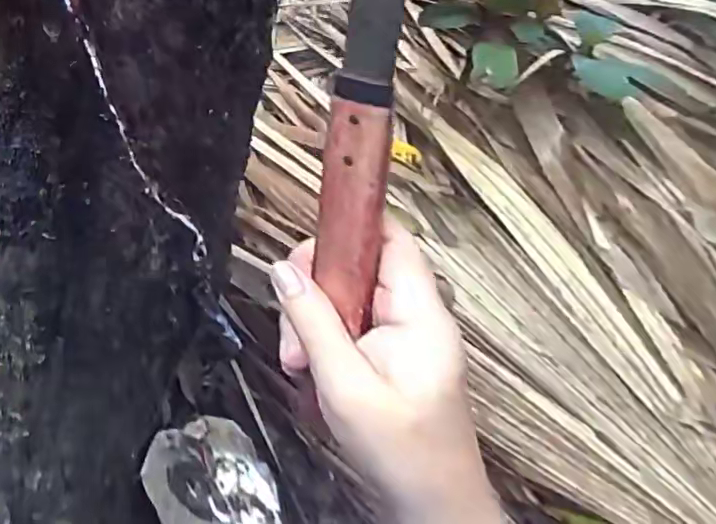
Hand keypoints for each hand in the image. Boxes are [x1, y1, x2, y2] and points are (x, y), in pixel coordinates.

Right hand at [271, 220, 499, 523]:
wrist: (433, 512)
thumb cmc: (405, 456)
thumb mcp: (345, 385)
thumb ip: (312, 321)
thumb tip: (282, 270)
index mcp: (419, 317)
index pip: (393, 240)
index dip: (356, 220)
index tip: (316, 222)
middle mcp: (413, 317)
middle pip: (353, 264)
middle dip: (313, 287)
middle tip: (294, 323)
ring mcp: (399, 333)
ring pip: (341, 292)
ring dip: (310, 316)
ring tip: (300, 357)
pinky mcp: (385, 349)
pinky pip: (343, 318)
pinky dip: (319, 334)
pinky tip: (310, 363)